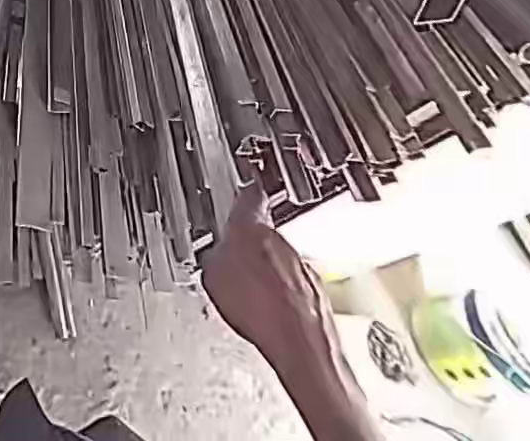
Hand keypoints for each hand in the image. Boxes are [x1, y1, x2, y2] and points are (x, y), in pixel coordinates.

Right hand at [202, 182, 333, 362]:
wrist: (299, 344)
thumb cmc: (258, 310)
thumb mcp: (213, 276)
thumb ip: (215, 256)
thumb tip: (214, 256)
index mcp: (250, 228)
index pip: (248, 196)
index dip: (244, 191)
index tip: (245, 185)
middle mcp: (279, 240)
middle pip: (262, 231)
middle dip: (250, 245)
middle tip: (234, 264)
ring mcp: (300, 262)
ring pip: (278, 257)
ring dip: (267, 272)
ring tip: (251, 298)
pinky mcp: (315, 287)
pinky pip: (293, 282)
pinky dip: (283, 293)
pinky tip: (270, 313)